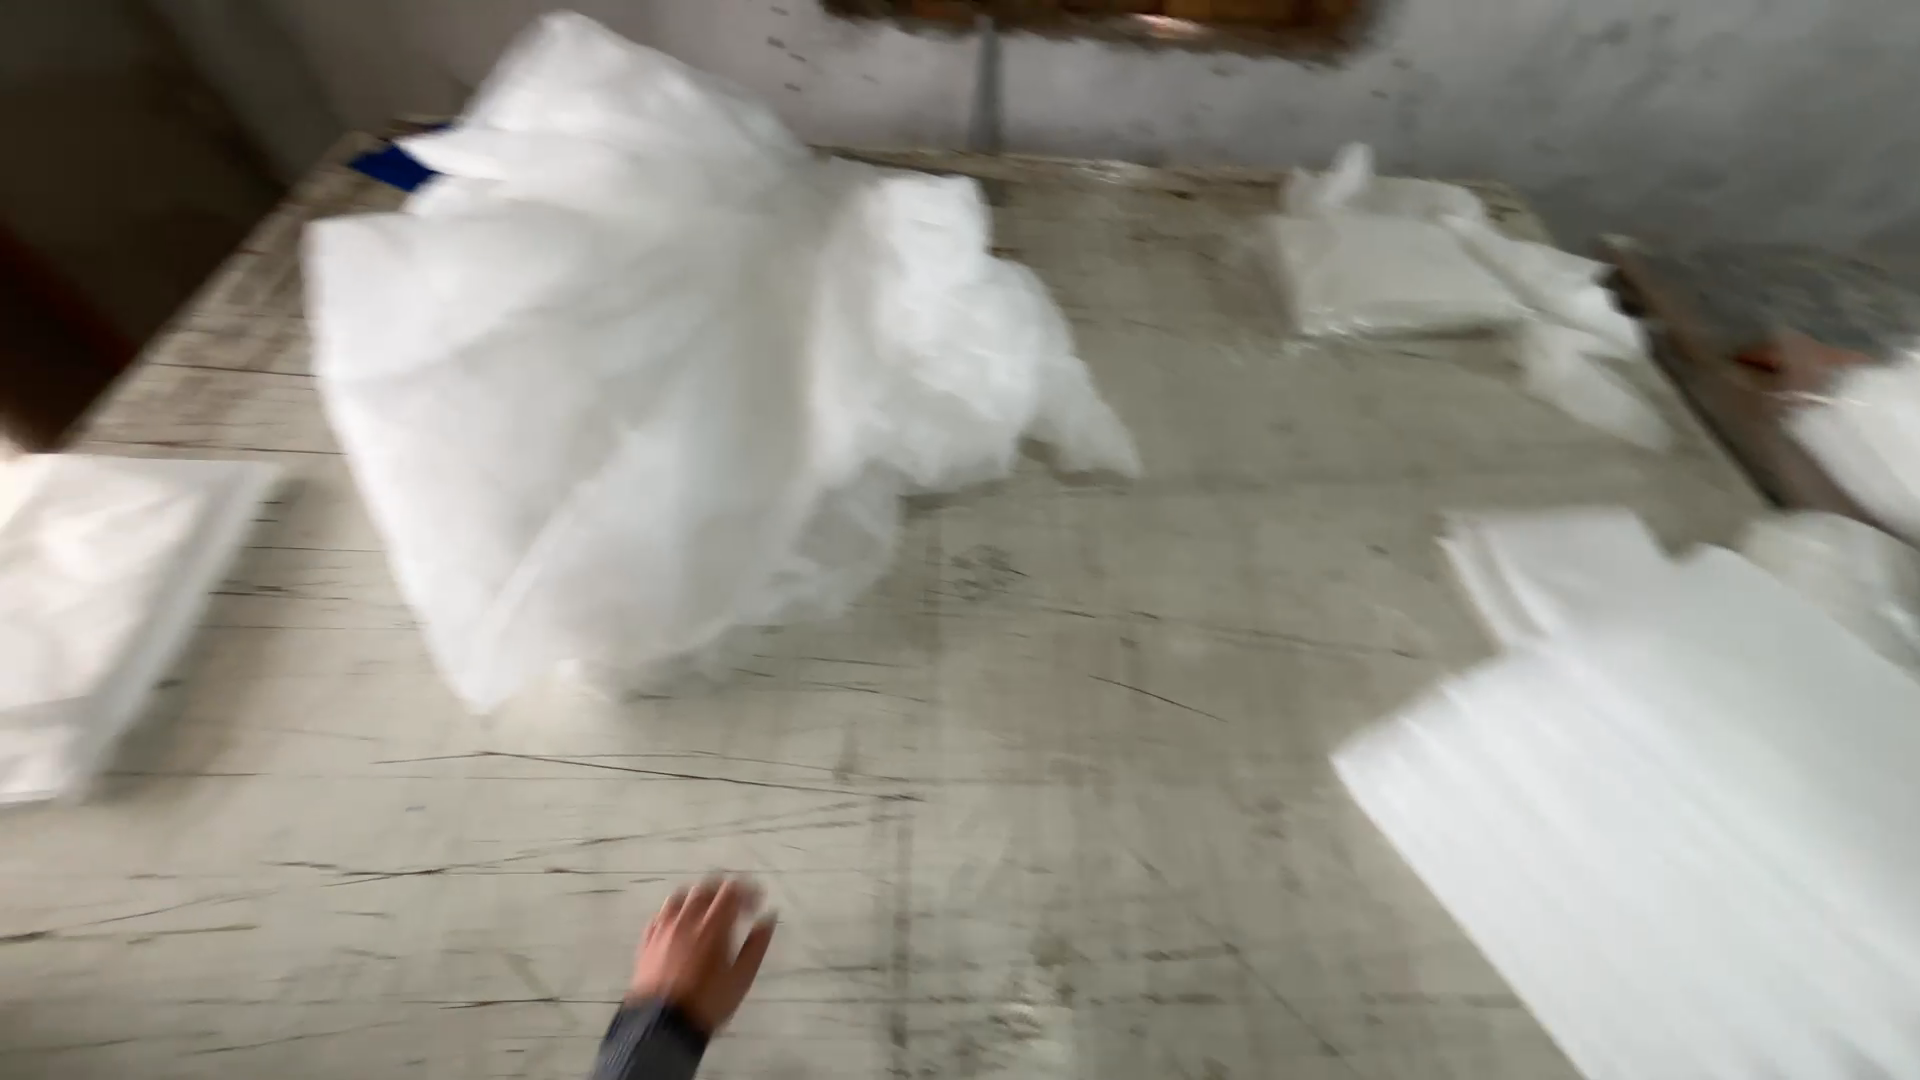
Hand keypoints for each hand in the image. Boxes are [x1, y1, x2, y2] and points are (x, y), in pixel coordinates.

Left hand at [629, 875, 776, 1034]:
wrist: (661, 1028)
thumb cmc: (706, 1003)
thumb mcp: (741, 977)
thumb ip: (757, 944)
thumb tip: (768, 919)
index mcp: (713, 924)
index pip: (732, 890)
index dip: (748, 890)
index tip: (757, 902)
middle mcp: (687, 920)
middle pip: (706, 887)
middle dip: (724, 890)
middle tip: (735, 903)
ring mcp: (664, 930)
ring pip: (680, 896)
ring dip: (696, 897)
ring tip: (706, 910)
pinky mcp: (647, 943)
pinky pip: (659, 916)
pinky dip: (673, 913)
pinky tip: (679, 924)